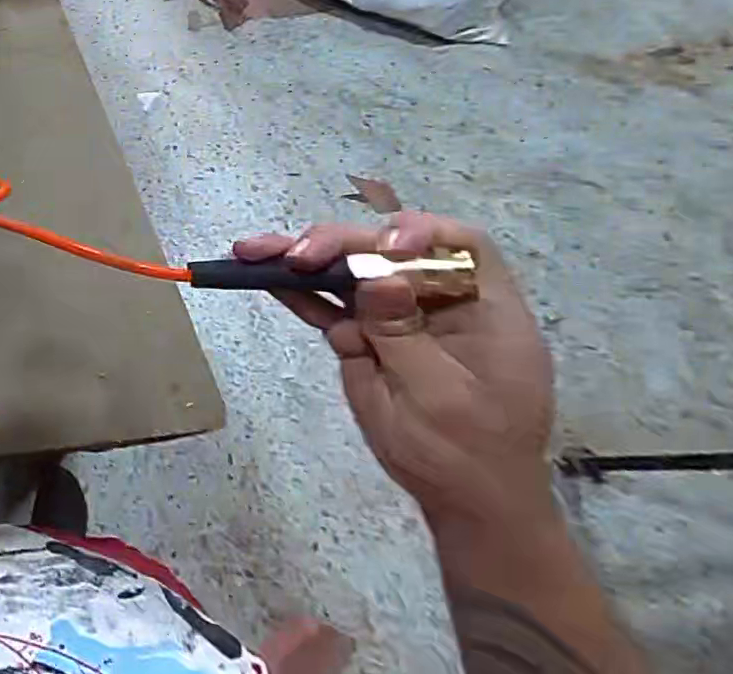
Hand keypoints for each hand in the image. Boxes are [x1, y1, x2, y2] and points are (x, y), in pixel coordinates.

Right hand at [235, 211, 555, 527]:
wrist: (459, 500)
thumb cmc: (467, 452)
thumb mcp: (441, 396)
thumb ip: (404, 333)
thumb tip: (377, 276)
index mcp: (481, 310)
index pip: (459, 246)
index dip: (421, 232)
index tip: (382, 245)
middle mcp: (434, 300)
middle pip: (384, 250)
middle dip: (337, 244)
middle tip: (295, 256)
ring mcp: (393, 314)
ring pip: (344, 271)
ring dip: (298, 258)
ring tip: (250, 251)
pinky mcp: (360, 332)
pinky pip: (324, 302)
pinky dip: (293, 290)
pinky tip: (260, 276)